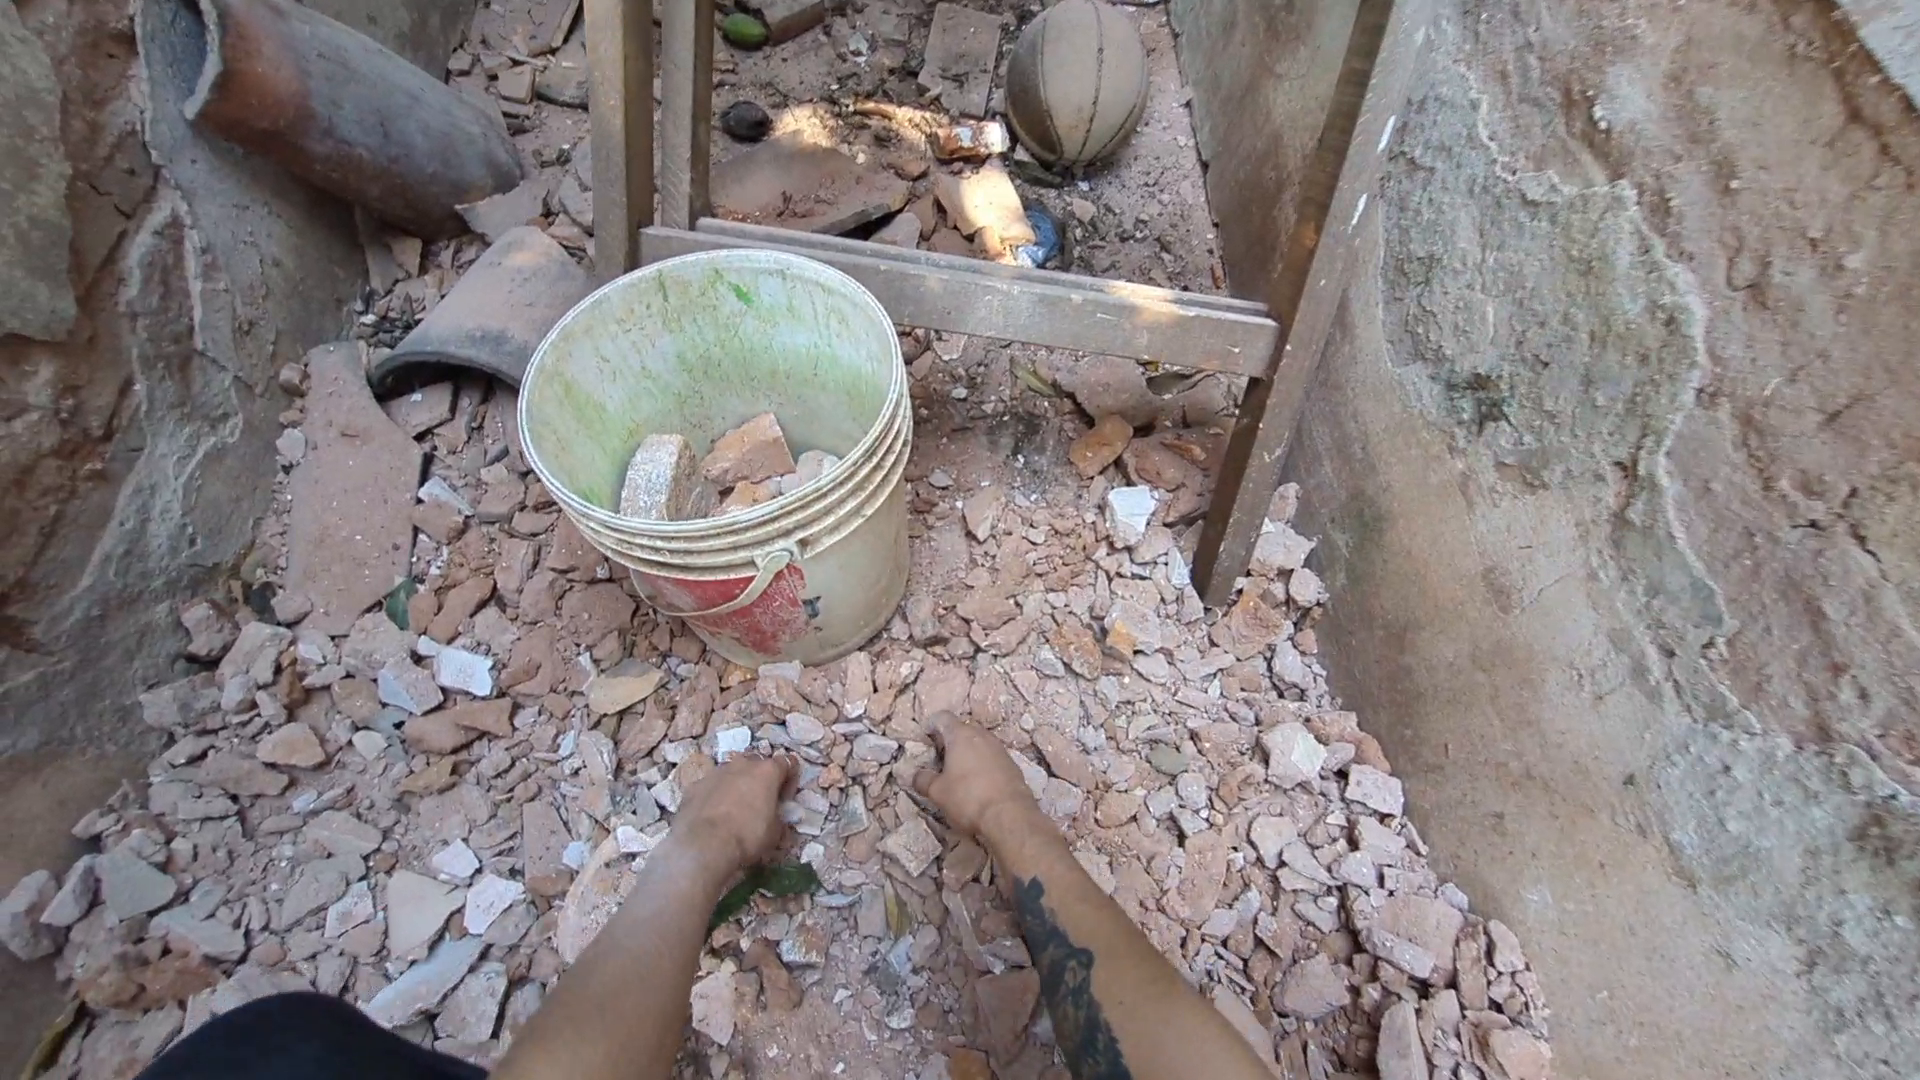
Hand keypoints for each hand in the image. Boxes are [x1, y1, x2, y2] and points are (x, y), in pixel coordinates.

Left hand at [671, 754, 795, 872]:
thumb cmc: (747, 836)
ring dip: (736, 785)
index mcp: (767, 771)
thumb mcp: (775, 832)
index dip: (789, 780)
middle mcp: (743, 764)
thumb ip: (779, 818)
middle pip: (757, 763)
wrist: (703, 845)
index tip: (785, 799)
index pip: (788, 763)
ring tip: (733, 810)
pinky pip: (710, 787)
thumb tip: (775, 820)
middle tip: (760, 802)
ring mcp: (716, 772)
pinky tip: (712, 817)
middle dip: (761, 779)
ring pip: (731, 773)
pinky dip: (714, 796)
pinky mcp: (695, 785)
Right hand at [912, 712, 1042, 842]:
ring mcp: (1000, 748)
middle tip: (939, 760)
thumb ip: (923, 780)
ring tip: (959, 774)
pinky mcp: (1013, 764)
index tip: (925, 741)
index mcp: (961, 734)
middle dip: (950, 741)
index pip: (942, 717)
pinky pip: (992, 757)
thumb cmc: (968, 798)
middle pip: (962, 729)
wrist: (1010, 815)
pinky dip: (983, 765)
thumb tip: (916, 776)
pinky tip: (979, 784)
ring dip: (968, 754)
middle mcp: (982, 735)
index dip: (931, 726)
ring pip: (979, 743)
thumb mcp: (937, 792)